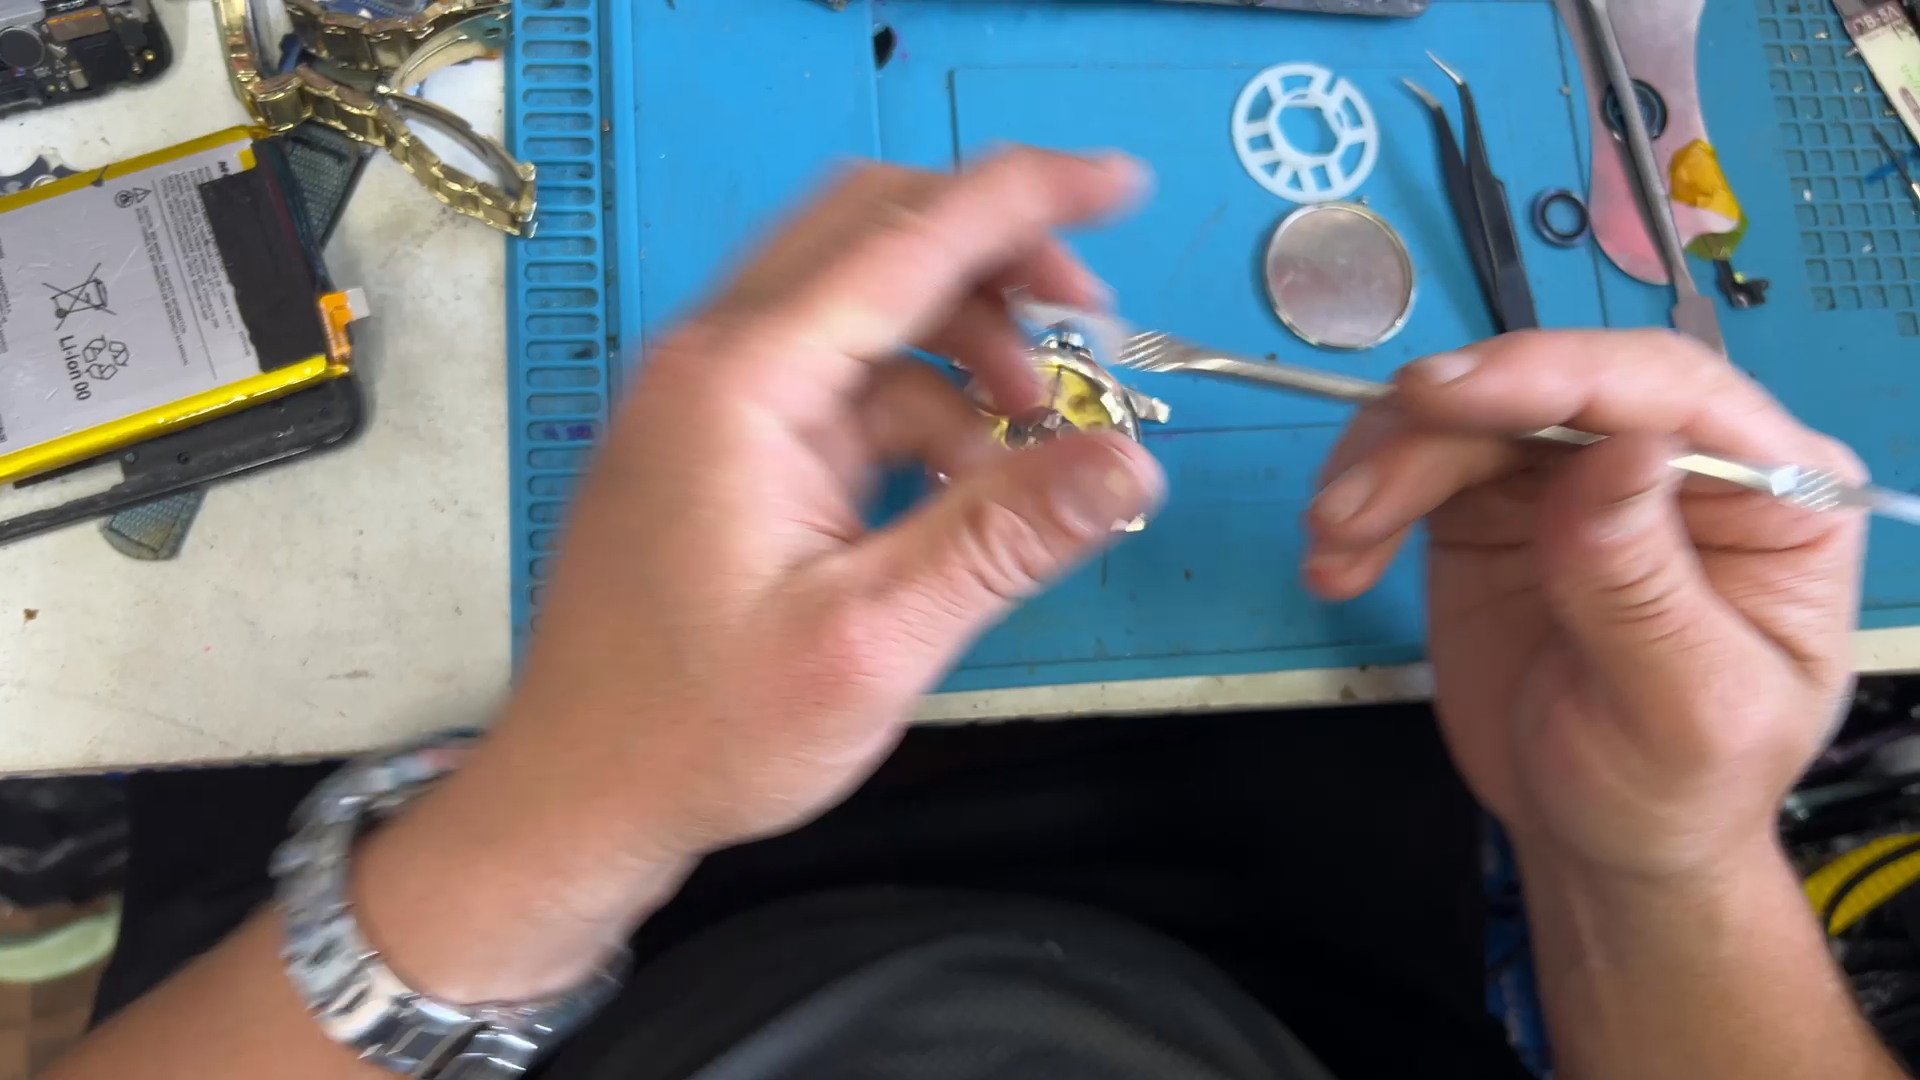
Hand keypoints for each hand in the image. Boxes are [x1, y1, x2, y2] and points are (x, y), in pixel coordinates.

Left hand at [477, 147, 1160, 852]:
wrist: (583, 795)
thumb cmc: (707, 732)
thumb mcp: (875, 641)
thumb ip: (1005, 540)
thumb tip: (1134, 466)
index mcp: (744, 381)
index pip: (906, 238)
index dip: (1026, 198)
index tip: (1123, 183)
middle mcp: (721, 360)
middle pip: (877, 239)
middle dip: (996, 264)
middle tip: (1087, 329)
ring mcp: (724, 402)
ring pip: (869, 315)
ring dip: (965, 350)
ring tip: (1033, 434)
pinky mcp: (737, 447)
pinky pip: (850, 388)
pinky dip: (924, 411)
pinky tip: (962, 484)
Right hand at [1303, 330, 1865, 879]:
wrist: (1584, 828)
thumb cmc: (1666, 782)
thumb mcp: (1680, 706)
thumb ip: (1644, 584)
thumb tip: (1621, 454)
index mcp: (1755, 495)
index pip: (1655, 392)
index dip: (1542, 377)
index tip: (1432, 396)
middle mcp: (1649, 467)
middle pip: (1521, 405)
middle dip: (1417, 448)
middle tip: (1337, 517)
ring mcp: (1552, 487)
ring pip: (1445, 430)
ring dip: (1369, 480)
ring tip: (1329, 554)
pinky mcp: (1474, 515)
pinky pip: (1402, 477)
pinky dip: (1354, 514)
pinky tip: (1334, 569)